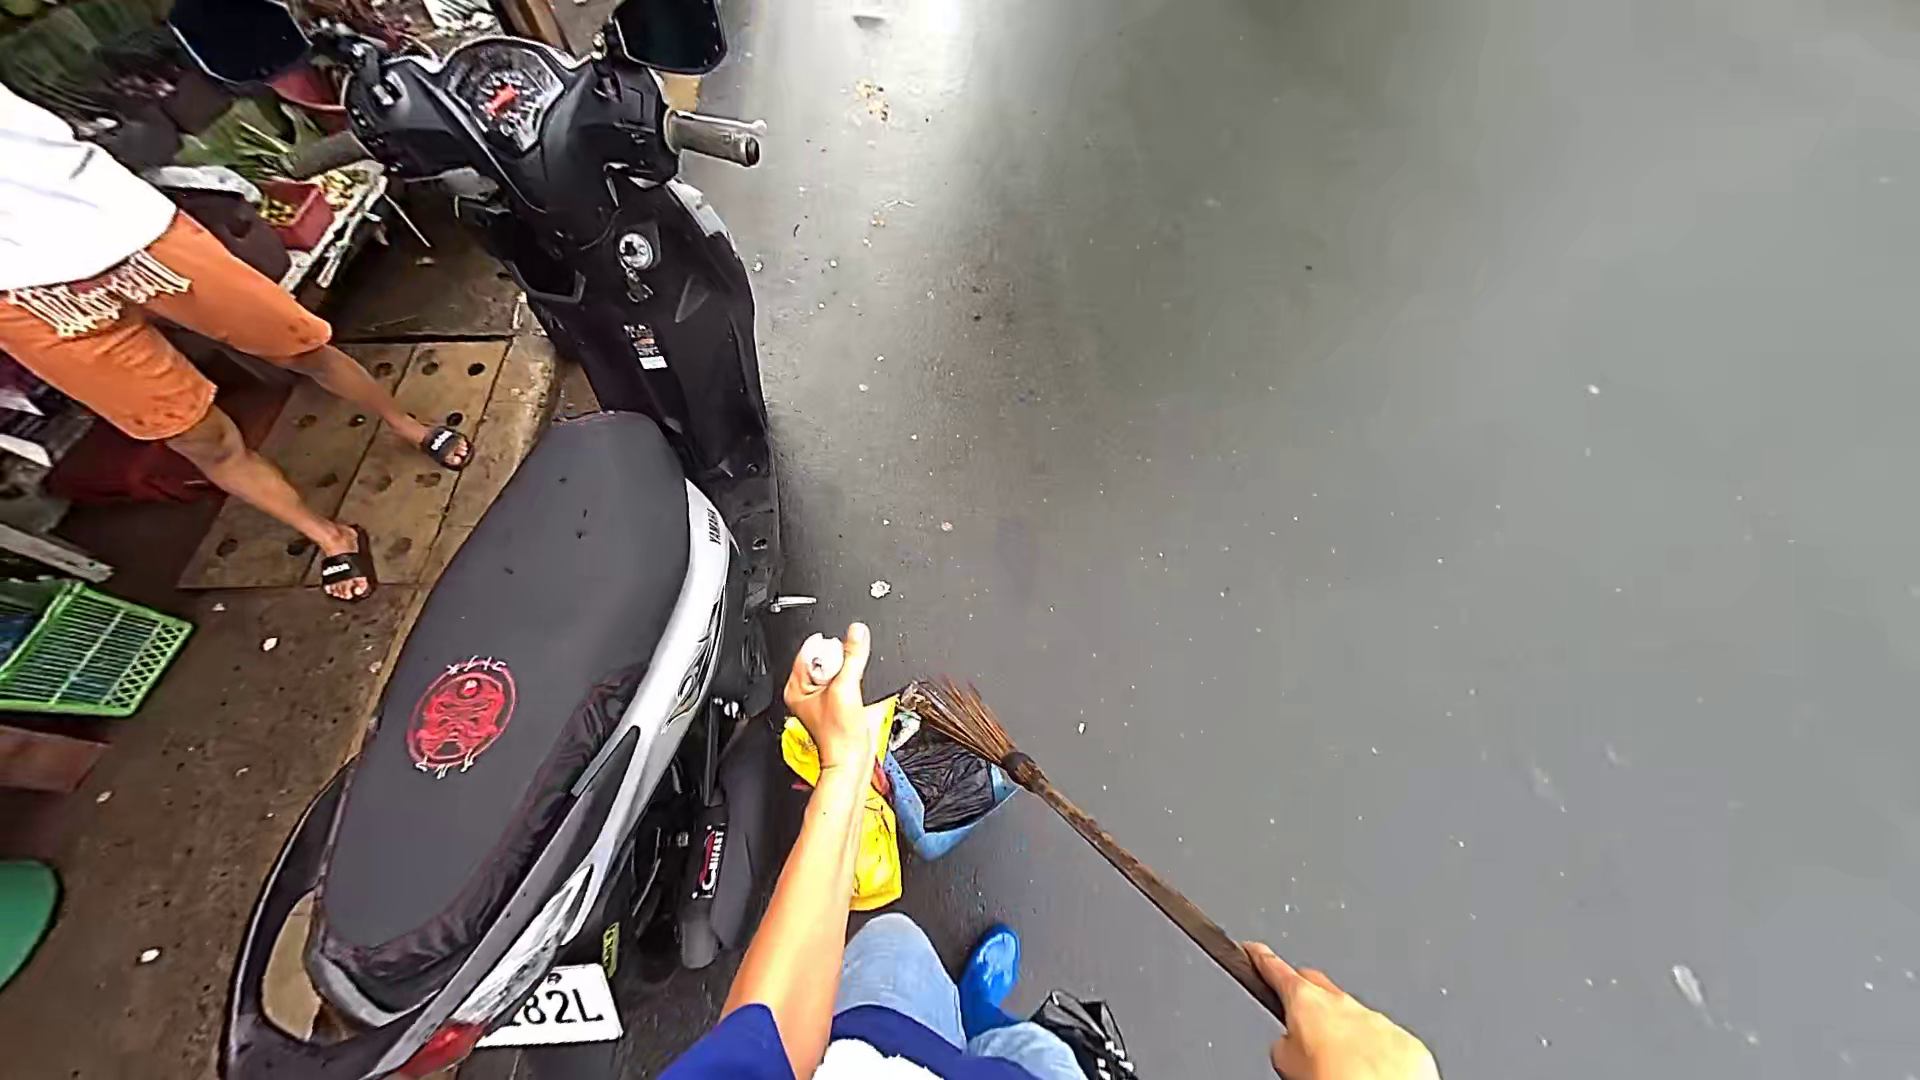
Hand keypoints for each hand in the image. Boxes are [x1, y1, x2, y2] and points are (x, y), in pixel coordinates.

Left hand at [783, 623, 874, 770]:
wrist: (853, 759)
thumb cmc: (838, 735)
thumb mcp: (846, 687)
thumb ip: (853, 656)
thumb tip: (857, 630)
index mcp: (796, 686)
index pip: (810, 650)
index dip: (828, 647)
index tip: (841, 652)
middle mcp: (806, 690)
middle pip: (825, 657)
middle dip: (839, 659)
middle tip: (847, 674)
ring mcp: (823, 696)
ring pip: (838, 667)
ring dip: (848, 668)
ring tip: (852, 683)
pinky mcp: (838, 700)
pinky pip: (846, 678)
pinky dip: (853, 678)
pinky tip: (858, 688)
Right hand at [1244, 943, 1439, 1079]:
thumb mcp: (1287, 1067)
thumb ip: (1282, 1044)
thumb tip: (1290, 1044)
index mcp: (1304, 1000)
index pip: (1274, 967)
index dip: (1260, 957)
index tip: (1252, 950)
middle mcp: (1341, 1002)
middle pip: (1316, 988)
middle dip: (1307, 998)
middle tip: (1304, 1025)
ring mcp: (1377, 1020)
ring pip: (1354, 1018)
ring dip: (1347, 1034)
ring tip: (1347, 1071)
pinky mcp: (1408, 1044)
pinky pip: (1387, 1041)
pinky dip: (1379, 1055)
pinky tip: (1376, 1078)